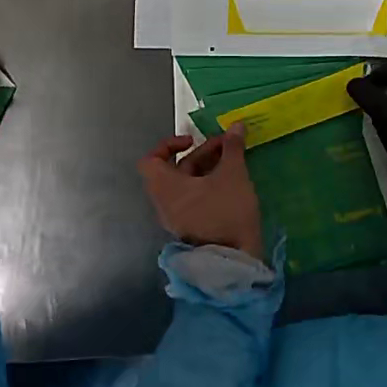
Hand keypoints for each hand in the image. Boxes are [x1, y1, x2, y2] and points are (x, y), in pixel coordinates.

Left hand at [137, 126, 264, 260]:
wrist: (234, 261)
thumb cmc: (226, 213)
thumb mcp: (233, 175)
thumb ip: (232, 149)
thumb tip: (236, 126)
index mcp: (164, 187)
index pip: (151, 160)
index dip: (169, 145)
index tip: (193, 141)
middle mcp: (164, 203)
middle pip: (174, 170)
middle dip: (201, 154)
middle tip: (228, 147)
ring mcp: (176, 218)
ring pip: (186, 186)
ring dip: (207, 169)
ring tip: (233, 162)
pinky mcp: (190, 229)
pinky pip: (192, 200)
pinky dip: (207, 187)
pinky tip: (231, 183)